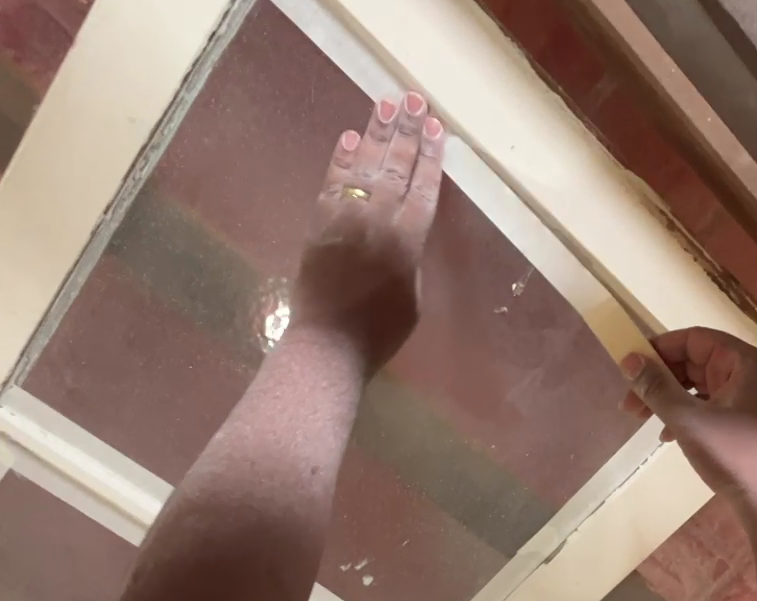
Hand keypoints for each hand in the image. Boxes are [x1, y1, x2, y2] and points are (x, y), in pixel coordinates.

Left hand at [290, 92, 445, 372]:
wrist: (329, 344)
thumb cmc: (380, 332)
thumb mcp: (413, 299)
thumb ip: (412, 260)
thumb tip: (405, 234)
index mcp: (408, 241)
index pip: (423, 188)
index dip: (431, 156)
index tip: (436, 127)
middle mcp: (378, 219)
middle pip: (395, 166)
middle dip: (406, 131)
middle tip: (413, 99)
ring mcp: (346, 217)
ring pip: (365, 165)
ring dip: (376, 132)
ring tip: (386, 104)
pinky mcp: (320, 223)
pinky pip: (334, 181)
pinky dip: (342, 158)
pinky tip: (350, 137)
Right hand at [621, 328, 756, 507]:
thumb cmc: (735, 454)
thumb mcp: (689, 419)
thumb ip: (657, 388)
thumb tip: (629, 360)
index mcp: (744, 362)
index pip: (694, 339)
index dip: (659, 349)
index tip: (630, 368)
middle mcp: (748, 374)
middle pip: (694, 362)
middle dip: (659, 379)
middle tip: (629, 402)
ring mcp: (747, 400)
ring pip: (698, 387)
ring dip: (667, 399)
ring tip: (640, 419)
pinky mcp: (742, 424)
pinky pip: (706, 408)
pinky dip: (683, 417)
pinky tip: (666, 436)